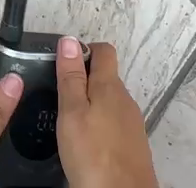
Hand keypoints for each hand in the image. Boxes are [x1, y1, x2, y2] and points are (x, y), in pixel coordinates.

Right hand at [56, 37, 158, 187]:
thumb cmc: (93, 155)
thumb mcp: (72, 113)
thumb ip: (71, 77)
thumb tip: (69, 40)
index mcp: (110, 86)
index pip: (103, 50)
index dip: (83, 50)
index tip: (64, 65)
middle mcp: (126, 99)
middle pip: (106, 76)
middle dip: (84, 80)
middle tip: (61, 98)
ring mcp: (133, 123)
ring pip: (110, 101)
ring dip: (92, 104)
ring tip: (71, 123)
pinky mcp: (134, 145)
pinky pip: (115, 123)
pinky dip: (101, 125)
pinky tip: (88, 144)